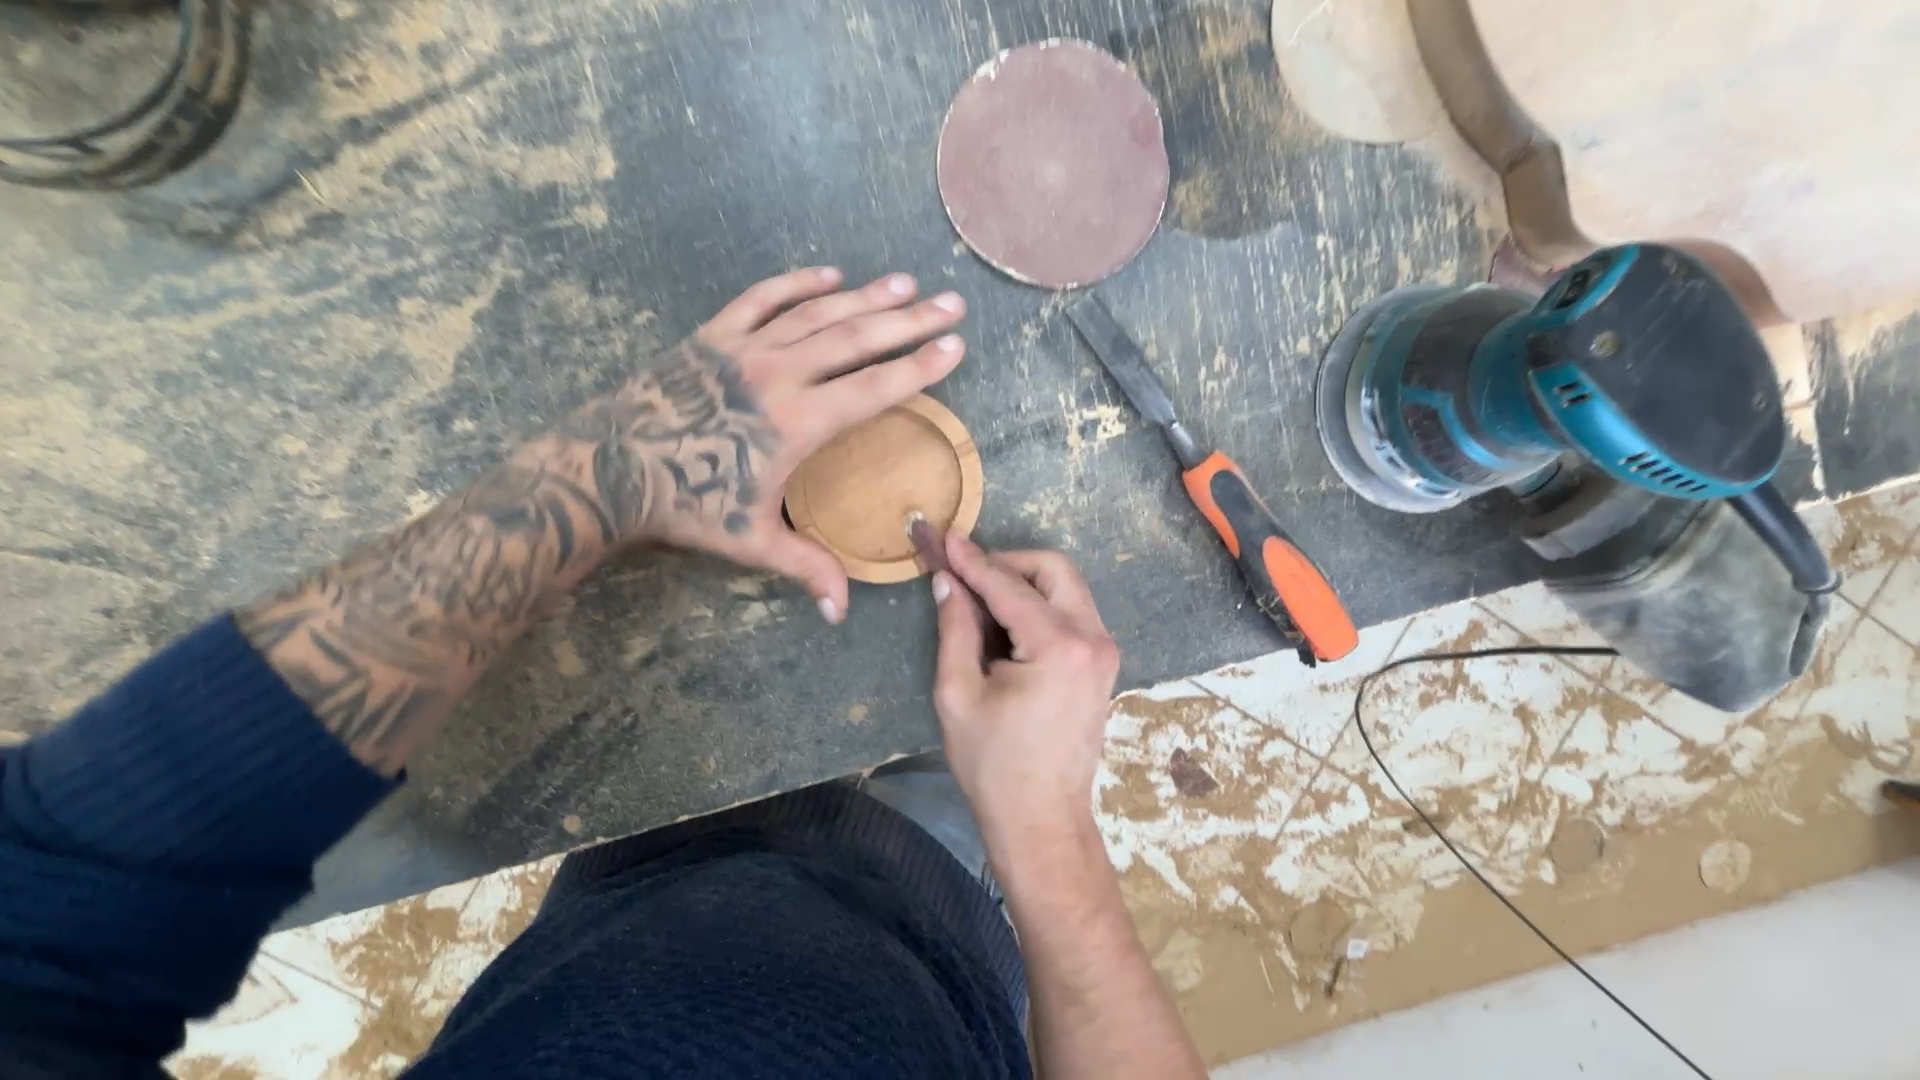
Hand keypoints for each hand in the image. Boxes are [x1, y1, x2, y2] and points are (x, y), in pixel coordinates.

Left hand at [538, 266, 966, 622]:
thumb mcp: (752, 540)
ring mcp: (745, 347)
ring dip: (866, 297)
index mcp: (797, 422)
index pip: (874, 389)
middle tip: (952, 302)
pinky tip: (829, 273)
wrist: (609, 467)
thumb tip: (841, 614)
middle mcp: (780, 373)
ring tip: (905, 284)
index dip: (919, 368)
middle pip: (857, 339)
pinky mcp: (713, 334)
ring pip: (818, 313)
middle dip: (910, 321)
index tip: (956, 347)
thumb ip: (806, 568)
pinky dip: (798, 283)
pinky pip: (764, 298)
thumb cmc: (687, 505)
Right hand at [930, 536, 1118, 855]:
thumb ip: (955, 628)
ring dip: (1026, 582)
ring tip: (981, 598)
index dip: (973, 561)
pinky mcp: (1103, 666)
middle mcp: (1093, 640)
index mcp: (1059, 646)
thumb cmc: (993, 764)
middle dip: (1008, 562)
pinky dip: (1041, 604)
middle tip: (967, 573)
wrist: (1042, 820)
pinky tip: (1006, 623)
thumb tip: (947, 582)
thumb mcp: (958, 694)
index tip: (945, 540)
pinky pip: (1073, 613)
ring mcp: (1106, 653)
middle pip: (1054, 569)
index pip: (1010, 586)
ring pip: (1068, 588)